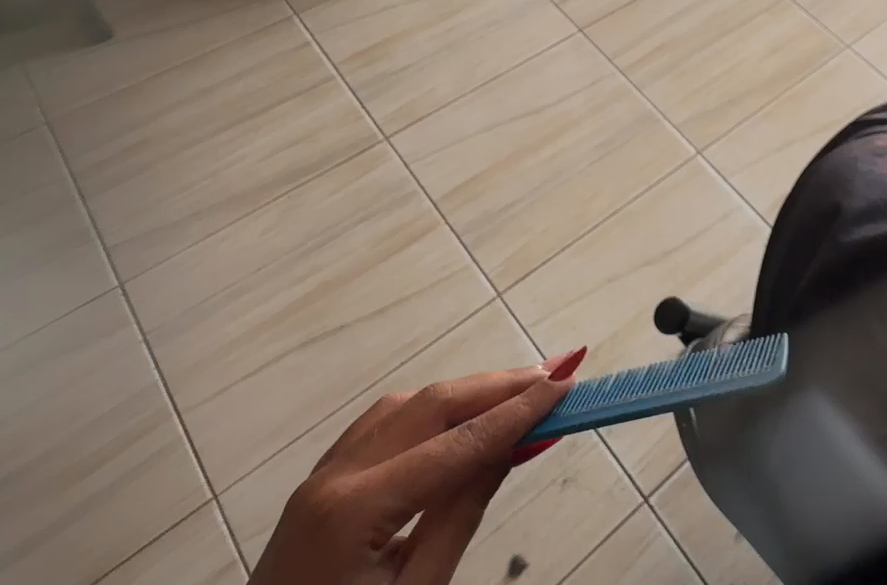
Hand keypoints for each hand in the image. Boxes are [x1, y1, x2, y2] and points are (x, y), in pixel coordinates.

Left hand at [249, 347, 585, 584]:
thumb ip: (461, 514)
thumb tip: (511, 445)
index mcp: (355, 511)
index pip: (458, 442)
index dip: (518, 410)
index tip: (567, 382)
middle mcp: (333, 478)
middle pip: (430, 406)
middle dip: (499, 385)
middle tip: (558, 371)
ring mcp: (319, 478)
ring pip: (405, 406)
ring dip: (468, 392)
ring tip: (522, 388)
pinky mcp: (319, 486)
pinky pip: (383, 426)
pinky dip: (434, 409)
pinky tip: (466, 413)